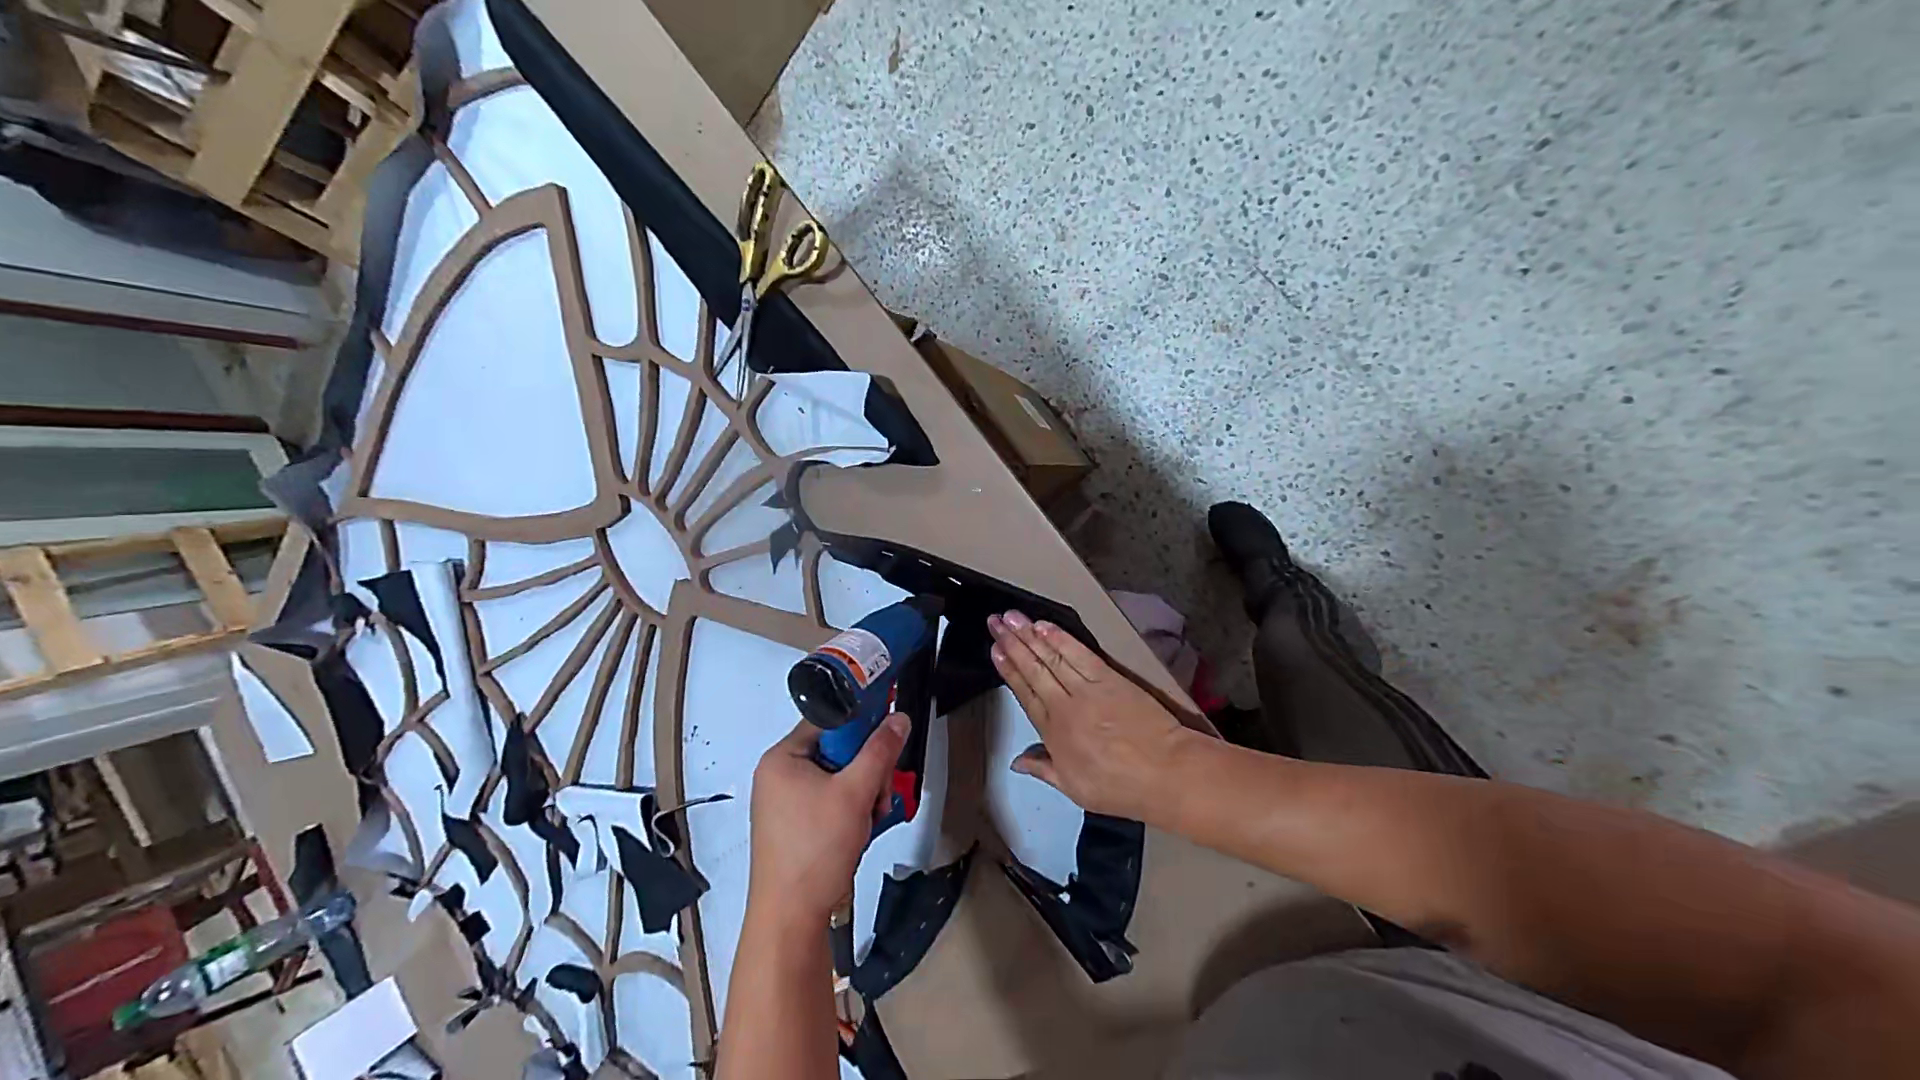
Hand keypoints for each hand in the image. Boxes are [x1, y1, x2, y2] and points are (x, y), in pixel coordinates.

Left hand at [747, 713, 909, 922]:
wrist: (791, 919)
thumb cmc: (815, 849)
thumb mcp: (855, 792)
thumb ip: (880, 751)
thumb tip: (899, 718)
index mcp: (782, 758)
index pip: (828, 720)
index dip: (861, 723)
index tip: (888, 734)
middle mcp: (779, 775)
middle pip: (837, 750)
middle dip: (867, 769)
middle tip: (881, 791)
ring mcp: (786, 802)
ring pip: (838, 777)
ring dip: (864, 792)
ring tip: (874, 815)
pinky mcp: (796, 825)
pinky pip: (831, 800)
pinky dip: (852, 809)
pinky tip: (862, 828)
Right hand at [987, 610, 1193, 820]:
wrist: (1165, 773)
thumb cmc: (1122, 786)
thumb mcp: (1074, 788)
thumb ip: (1042, 769)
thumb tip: (1018, 762)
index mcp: (1053, 733)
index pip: (1025, 694)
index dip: (1008, 670)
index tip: (995, 651)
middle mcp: (1065, 706)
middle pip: (1032, 669)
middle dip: (1011, 643)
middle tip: (994, 622)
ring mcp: (1087, 689)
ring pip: (1051, 656)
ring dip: (1029, 634)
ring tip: (1011, 617)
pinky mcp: (1110, 678)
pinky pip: (1079, 653)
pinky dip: (1060, 638)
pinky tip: (1045, 626)